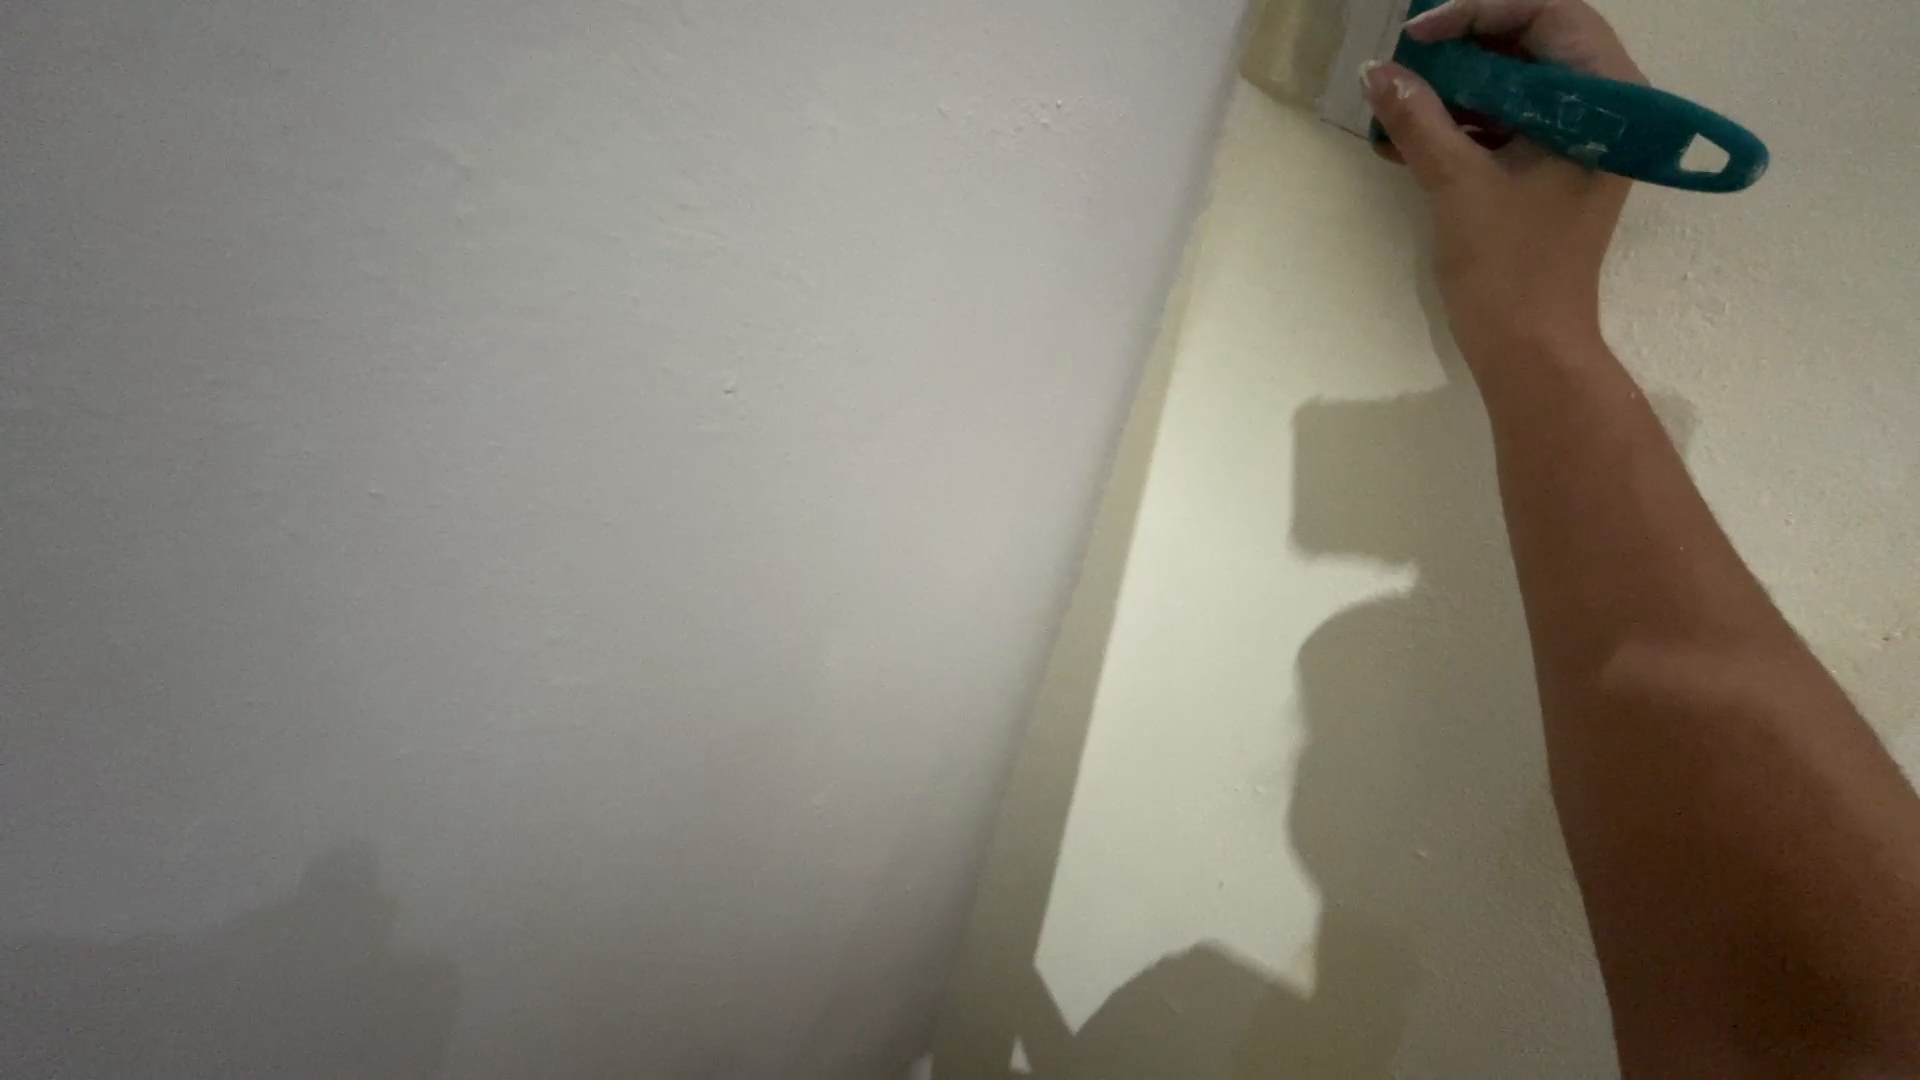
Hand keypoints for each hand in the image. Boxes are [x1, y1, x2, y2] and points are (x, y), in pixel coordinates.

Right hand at [1362, 0, 1647, 367]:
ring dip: (1452, 90)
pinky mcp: (1543, 173)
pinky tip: (1405, 137)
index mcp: (1607, 98)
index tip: (1414, 36)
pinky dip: (1456, 127)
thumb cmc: (1507, 266)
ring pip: (1511, 88)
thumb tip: (1378, 73)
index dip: (1478, 12)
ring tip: (1394, 101)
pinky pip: (1502, 128)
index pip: (1548, 16)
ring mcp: (1572, 142)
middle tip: (1400, 63)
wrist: (1527, 344)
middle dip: (1461, 49)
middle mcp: (1601, 108)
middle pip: (1530, 46)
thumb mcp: (1458, 186)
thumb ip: (1420, 122)